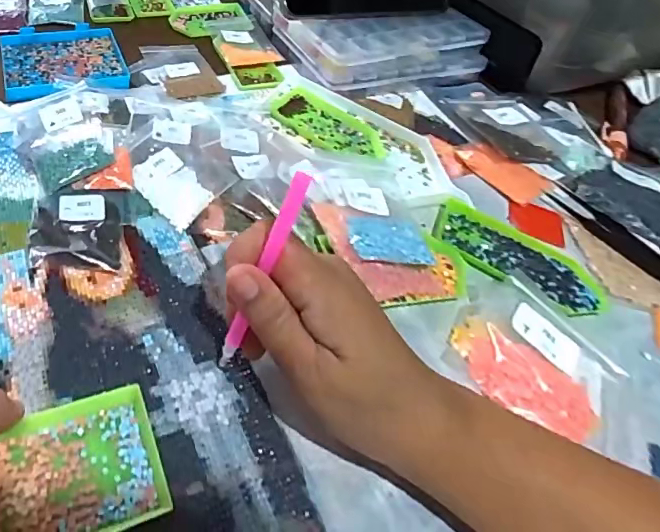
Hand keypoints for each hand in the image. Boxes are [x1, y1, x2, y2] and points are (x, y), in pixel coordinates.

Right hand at [224, 220, 447, 468]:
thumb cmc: (364, 404)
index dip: (240, 259)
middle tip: (246, 341)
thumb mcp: (307, 368)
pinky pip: (292, 285)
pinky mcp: (335, 296)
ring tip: (261, 351)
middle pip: (267, 251)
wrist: (425, 426)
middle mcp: (326, 267)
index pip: (265, 234)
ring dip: (258, 303)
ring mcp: (333, 280)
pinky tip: (281, 346)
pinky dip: (276, 309)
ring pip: (276, 270)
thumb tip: (234, 270)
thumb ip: (270, 316)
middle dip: (244, 289)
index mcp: (319, 279)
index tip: (234, 308)